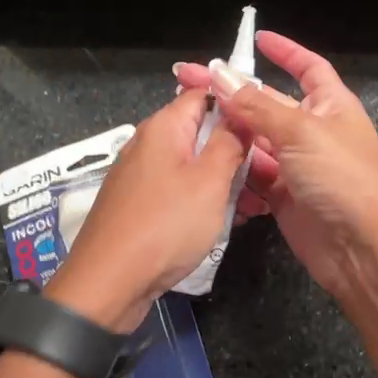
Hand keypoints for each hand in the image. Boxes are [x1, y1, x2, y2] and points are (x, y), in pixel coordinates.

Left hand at [45, 87, 246, 332]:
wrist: (108, 282)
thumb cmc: (165, 225)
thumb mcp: (210, 181)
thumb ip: (230, 143)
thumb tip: (241, 113)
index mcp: (163, 128)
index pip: (204, 95)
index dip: (236, 105)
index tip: (265, 125)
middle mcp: (148, 144)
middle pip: (200, 132)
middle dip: (236, 150)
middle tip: (268, 173)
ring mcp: (140, 176)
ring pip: (192, 165)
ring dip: (224, 180)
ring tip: (255, 204)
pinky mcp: (138, 204)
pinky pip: (178, 190)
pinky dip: (203, 199)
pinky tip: (227, 221)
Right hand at [174, 31, 377, 306]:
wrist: (361, 249)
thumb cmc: (342, 179)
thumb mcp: (302, 133)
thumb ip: (258, 107)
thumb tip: (223, 78)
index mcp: (331, 106)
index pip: (308, 68)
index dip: (285, 51)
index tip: (258, 39)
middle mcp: (314, 131)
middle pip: (267, 103)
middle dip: (231, 92)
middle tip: (187, 79)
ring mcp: (297, 165)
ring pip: (254, 140)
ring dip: (225, 130)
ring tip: (186, 118)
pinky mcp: (283, 196)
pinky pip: (252, 174)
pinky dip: (231, 168)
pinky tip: (204, 158)